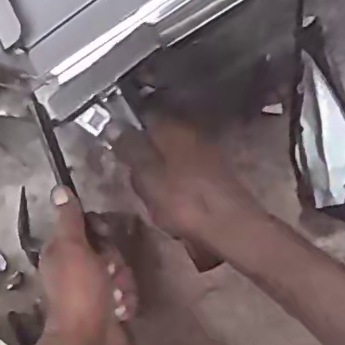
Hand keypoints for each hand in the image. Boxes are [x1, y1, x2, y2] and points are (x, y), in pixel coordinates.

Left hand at [37, 187, 136, 344]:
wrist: (90, 343)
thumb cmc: (78, 292)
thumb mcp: (71, 248)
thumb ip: (69, 218)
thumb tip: (59, 188)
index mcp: (63, 251)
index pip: (88, 226)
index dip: (99, 229)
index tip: (103, 236)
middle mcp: (79, 268)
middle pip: (110, 248)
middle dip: (115, 261)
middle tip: (108, 274)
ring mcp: (97, 289)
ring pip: (123, 271)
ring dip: (123, 284)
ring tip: (114, 298)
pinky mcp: (113, 307)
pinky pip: (129, 293)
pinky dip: (127, 302)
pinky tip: (120, 312)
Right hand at [111, 119, 264, 255]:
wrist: (230, 227)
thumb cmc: (183, 201)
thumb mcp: (147, 176)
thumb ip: (130, 149)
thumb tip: (113, 126)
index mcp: (172, 130)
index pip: (142, 117)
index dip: (125, 131)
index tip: (115, 150)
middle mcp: (191, 134)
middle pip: (158, 139)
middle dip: (143, 156)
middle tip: (134, 181)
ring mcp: (207, 153)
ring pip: (171, 158)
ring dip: (159, 174)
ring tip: (152, 198)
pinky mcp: (216, 174)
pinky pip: (185, 174)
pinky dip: (175, 186)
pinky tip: (172, 204)